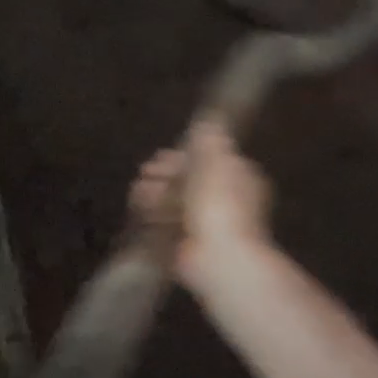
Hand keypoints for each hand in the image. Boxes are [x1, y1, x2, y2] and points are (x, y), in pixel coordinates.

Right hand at [130, 121, 273, 280]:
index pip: (211, 161)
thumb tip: (211, 121)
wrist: (219, 257)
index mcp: (239, 179)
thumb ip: (210, 140)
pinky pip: (169, 224)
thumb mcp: (216, 160)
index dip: (186, 155)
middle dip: (166, 174)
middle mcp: (227, 202)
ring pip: (178, 203)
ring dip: (156, 192)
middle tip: (145, 170)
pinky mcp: (190, 246)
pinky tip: (138, 207)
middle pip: (192, 182)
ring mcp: (208, 226)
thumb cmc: (220, 203)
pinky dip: (154, 214)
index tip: (164, 154)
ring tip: (138, 188)